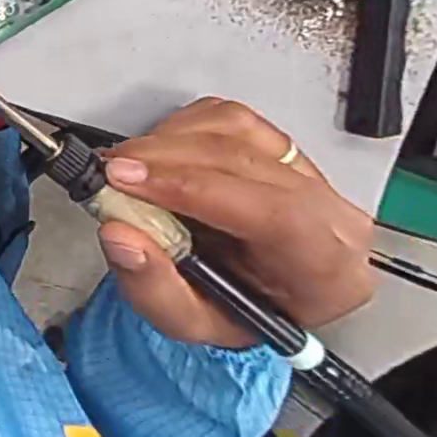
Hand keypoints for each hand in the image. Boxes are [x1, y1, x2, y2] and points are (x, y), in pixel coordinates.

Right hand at [96, 99, 375, 347]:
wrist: (231, 288)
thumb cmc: (220, 307)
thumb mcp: (183, 321)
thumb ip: (152, 288)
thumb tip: (121, 235)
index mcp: (324, 269)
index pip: (275, 213)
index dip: (192, 188)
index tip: (127, 180)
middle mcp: (328, 215)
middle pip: (244, 162)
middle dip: (161, 160)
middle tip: (108, 173)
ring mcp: (304, 171)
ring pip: (231, 130)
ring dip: (165, 142)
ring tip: (129, 169)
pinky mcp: (273, 142)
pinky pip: (222, 116)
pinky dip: (176, 129)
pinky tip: (158, 156)